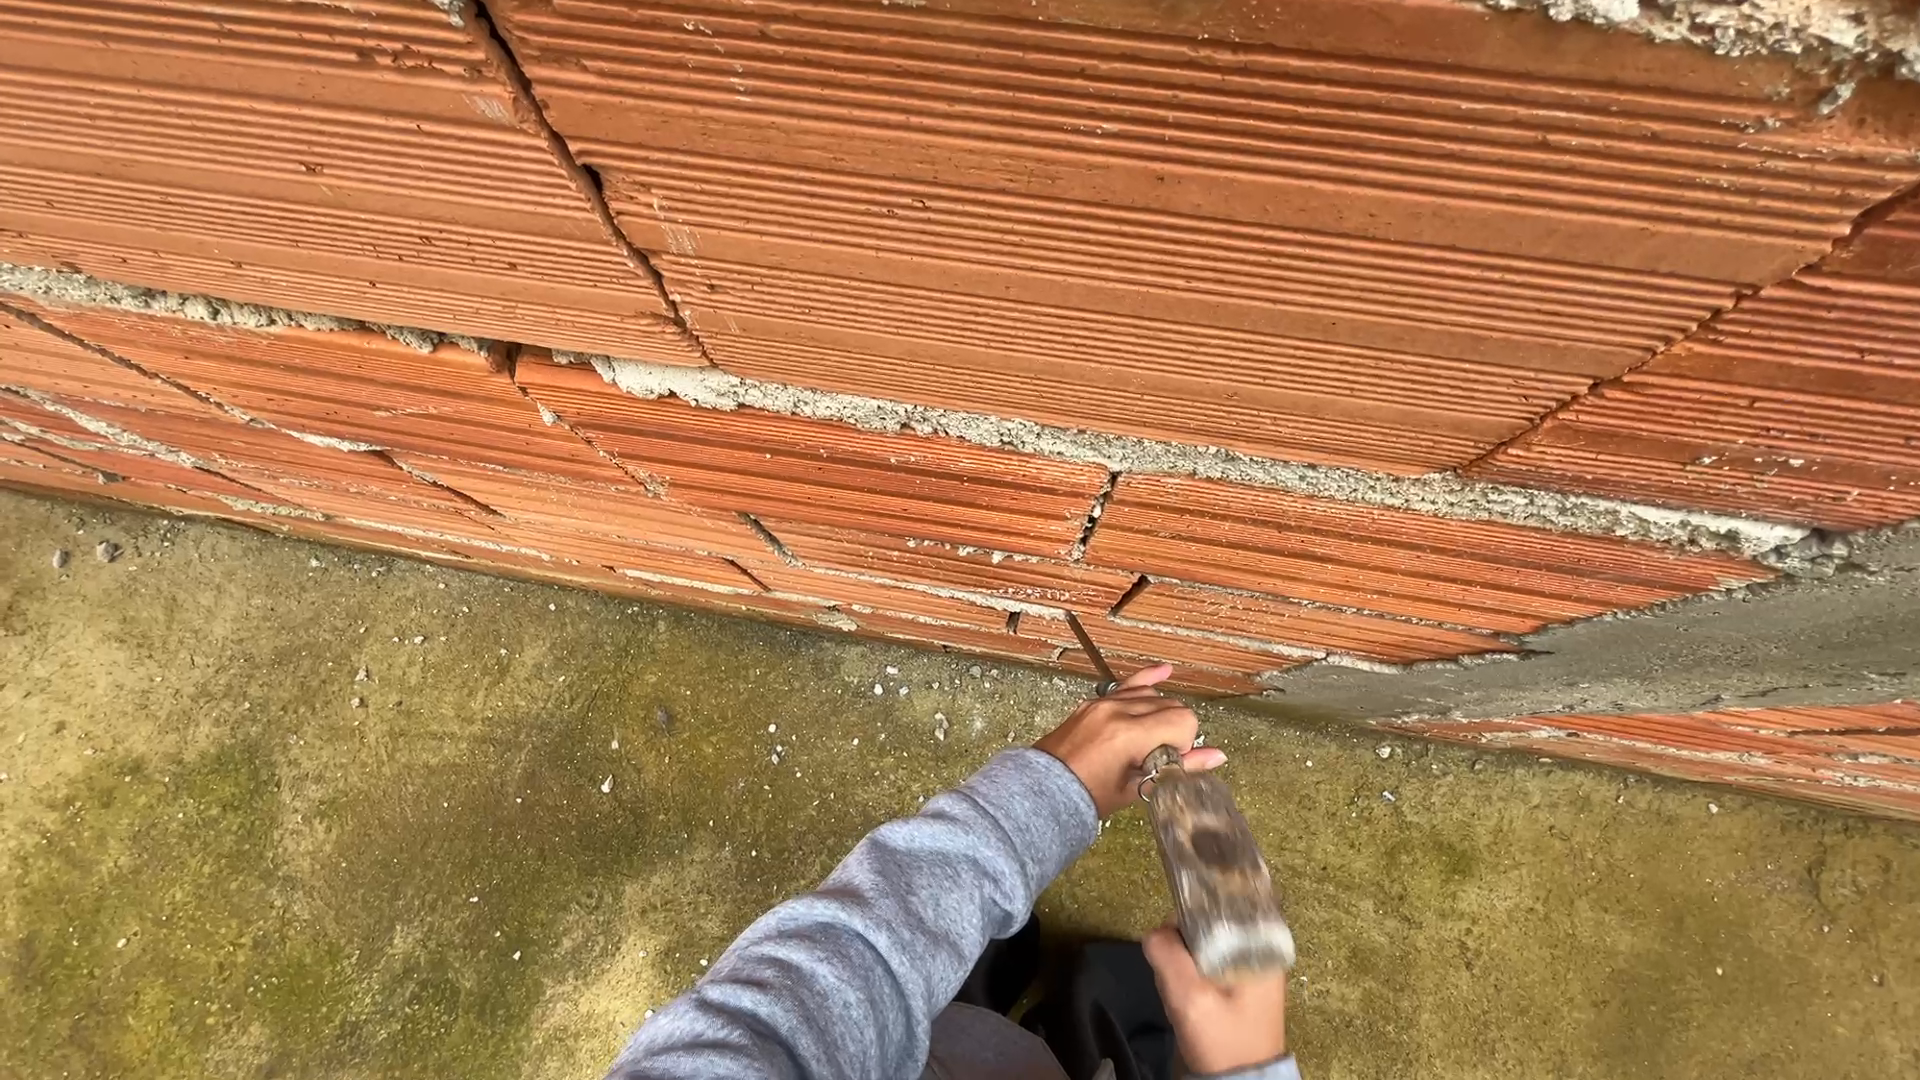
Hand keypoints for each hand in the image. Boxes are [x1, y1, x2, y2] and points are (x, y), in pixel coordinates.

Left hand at [1034, 663, 1224, 817]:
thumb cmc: (1087, 794)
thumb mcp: (1136, 787)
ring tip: (1150, 742)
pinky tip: (1165, 670)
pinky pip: (1126, 684)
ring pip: (1153, 695)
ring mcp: (1103, 703)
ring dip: (1161, 715)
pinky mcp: (1095, 702)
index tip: (1169, 761)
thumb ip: (1180, 768)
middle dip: (1176, 731)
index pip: (1183, 720)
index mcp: (1127, 734)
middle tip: (1159, 758)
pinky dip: (1147, 678)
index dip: (1185, 743)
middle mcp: (1116, 711)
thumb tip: (1216, 756)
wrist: (1046, 788)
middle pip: (1171, 705)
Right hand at [1143, 920, 1287, 1074]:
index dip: (1187, 917)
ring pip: (1201, 939)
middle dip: (1182, 943)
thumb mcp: (1190, 998)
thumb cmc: (1223, 1042)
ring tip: (1184, 989)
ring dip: (1183, 960)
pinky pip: (1204, 958)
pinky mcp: (1238, 980)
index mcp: (1260, 946)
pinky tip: (1189, 993)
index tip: (1173, 944)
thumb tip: (1155, 933)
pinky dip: (1189, 972)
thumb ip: (1168, 954)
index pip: (1217, 902)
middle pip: (1206, 920)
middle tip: (1178, 976)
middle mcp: (1259, 948)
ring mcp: (1249, 964)